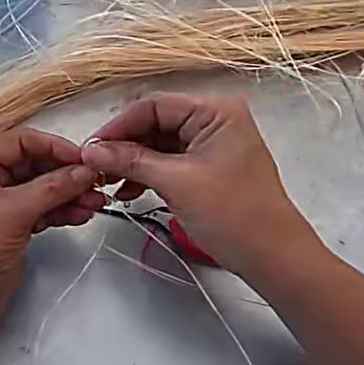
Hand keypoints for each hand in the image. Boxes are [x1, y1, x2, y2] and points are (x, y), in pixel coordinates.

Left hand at [0, 128, 105, 332]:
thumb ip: (52, 187)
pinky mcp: (5, 225)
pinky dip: (58, 210)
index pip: (19, 141)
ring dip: (67, 193)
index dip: (54, 147)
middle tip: (97, 182)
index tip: (86, 158)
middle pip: (31, 163)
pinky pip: (37, 208)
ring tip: (95, 202)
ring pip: (38, 187)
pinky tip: (80, 214)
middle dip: (65, 173)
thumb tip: (84, 170)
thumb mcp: (13, 212)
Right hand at [80, 94, 319, 277]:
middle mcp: (213, 120)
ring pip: (155, 143)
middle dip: (122, 146)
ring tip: (107, 182)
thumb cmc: (234, 214)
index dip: (118, 126)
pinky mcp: (204, 166)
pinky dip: (144, 174)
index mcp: (215, 112)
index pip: (153, 106)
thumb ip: (129, 161)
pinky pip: (165, 160)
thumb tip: (90, 150)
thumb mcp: (175, 182)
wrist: (273, 257)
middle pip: (153, 123)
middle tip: (94, 167)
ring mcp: (209, 144)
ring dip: (129, 162)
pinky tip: (126, 191)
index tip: (91, 148)